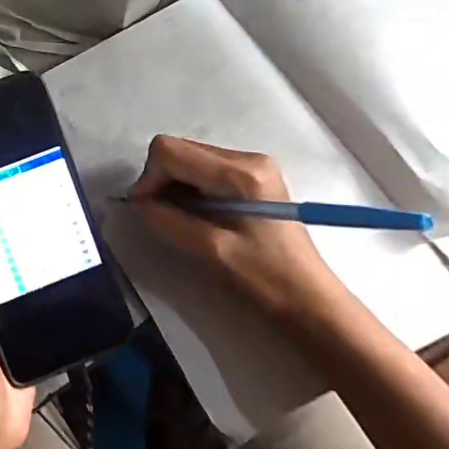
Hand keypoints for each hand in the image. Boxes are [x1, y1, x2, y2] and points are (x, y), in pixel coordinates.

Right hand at [128, 135, 347, 316]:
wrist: (309, 299)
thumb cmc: (265, 279)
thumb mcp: (211, 251)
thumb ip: (170, 222)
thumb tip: (138, 203)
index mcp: (241, 173)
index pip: (171, 151)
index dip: (149, 178)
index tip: (145, 210)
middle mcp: (248, 158)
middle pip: (180, 149)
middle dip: (160, 180)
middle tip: (160, 216)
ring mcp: (253, 165)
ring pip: (189, 158)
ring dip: (174, 185)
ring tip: (180, 219)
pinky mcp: (252, 177)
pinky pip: (204, 170)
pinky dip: (189, 189)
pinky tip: (197, 216)